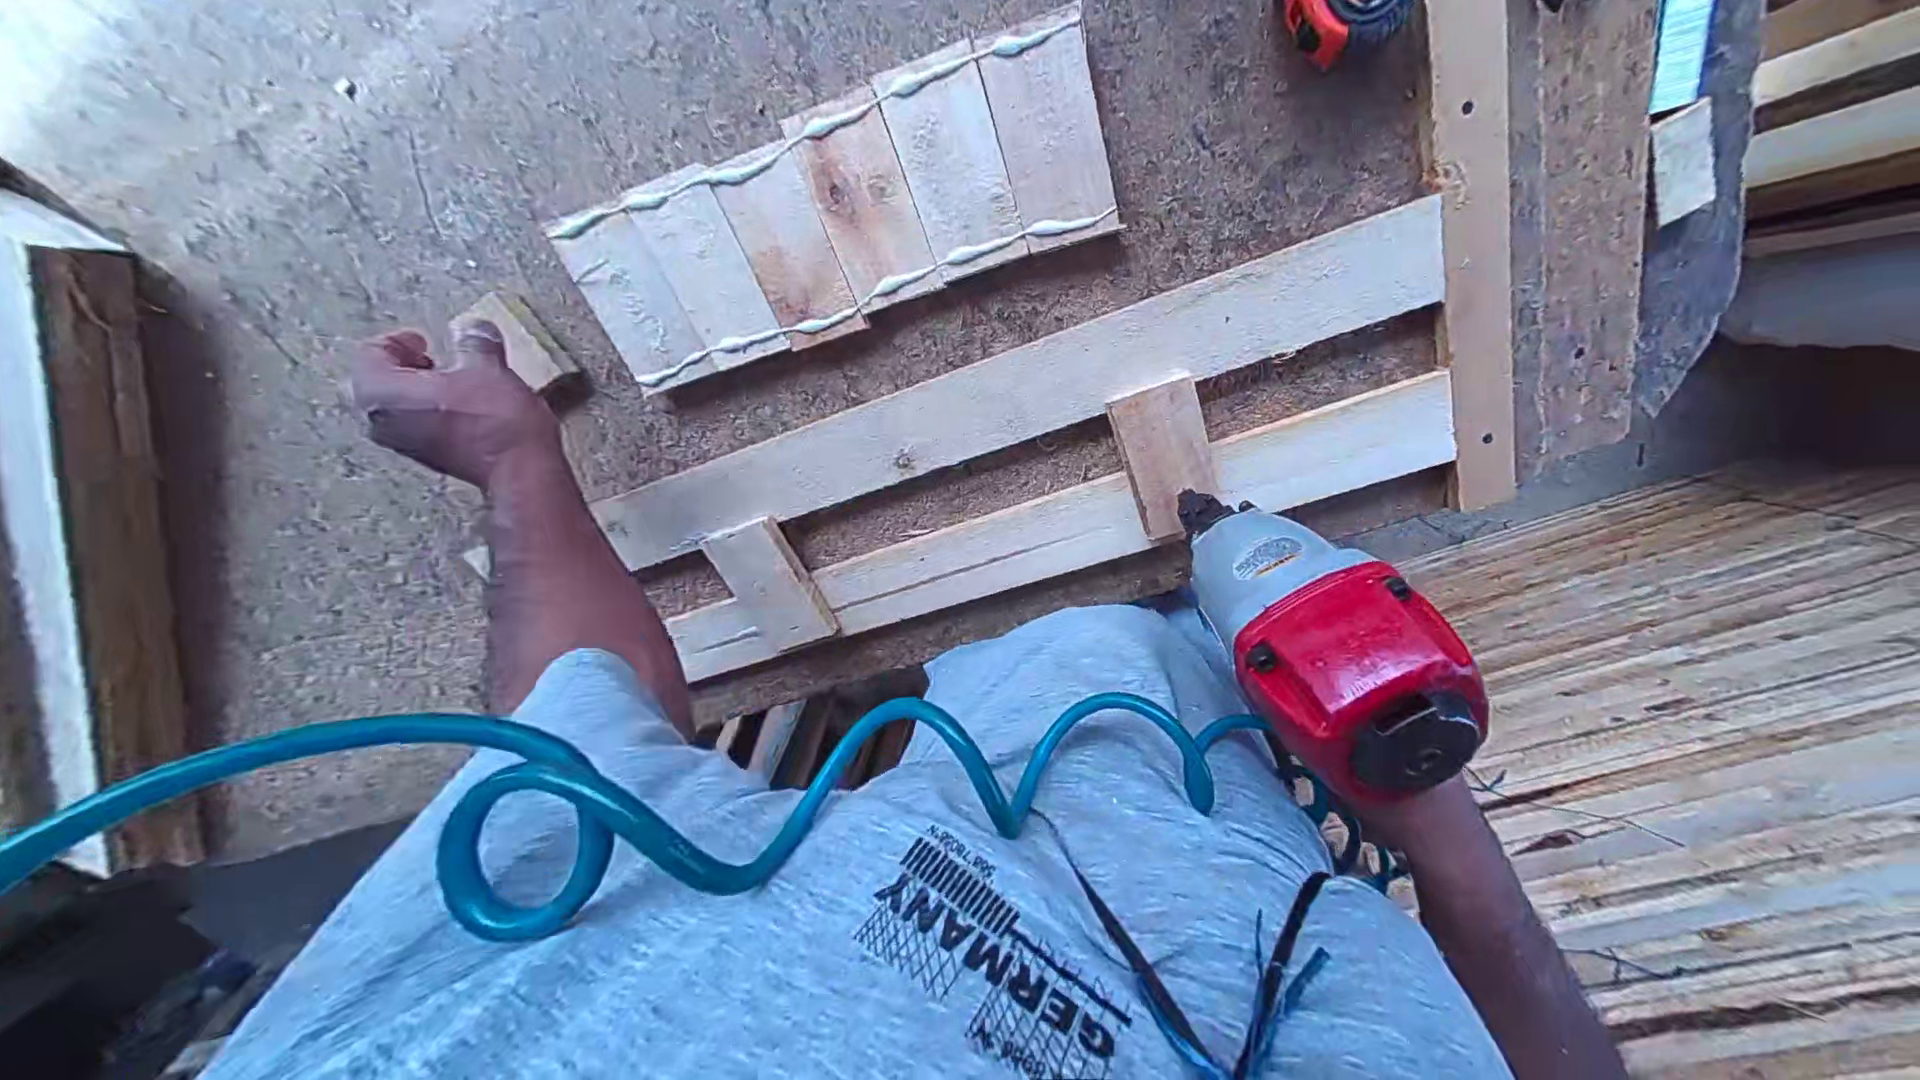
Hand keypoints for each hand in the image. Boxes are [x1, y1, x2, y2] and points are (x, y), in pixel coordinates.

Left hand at [349, 320, 559, 488]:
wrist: (522, 468)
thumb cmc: (496, 422)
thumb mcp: (489, 369)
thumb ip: (475, 343)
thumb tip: (475, 328)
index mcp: (379, 390)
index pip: (372, 351)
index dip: (401, 340)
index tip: (424, 340)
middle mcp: (381, 420)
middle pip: (379, 382)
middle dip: (407, 369)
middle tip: (433, 361)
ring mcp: (405, 444)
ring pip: (400, 408)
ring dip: (422, 393)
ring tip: (454, 385)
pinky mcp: (432, 459)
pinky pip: (421, 428)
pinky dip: (436, 415)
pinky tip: (466, 410)